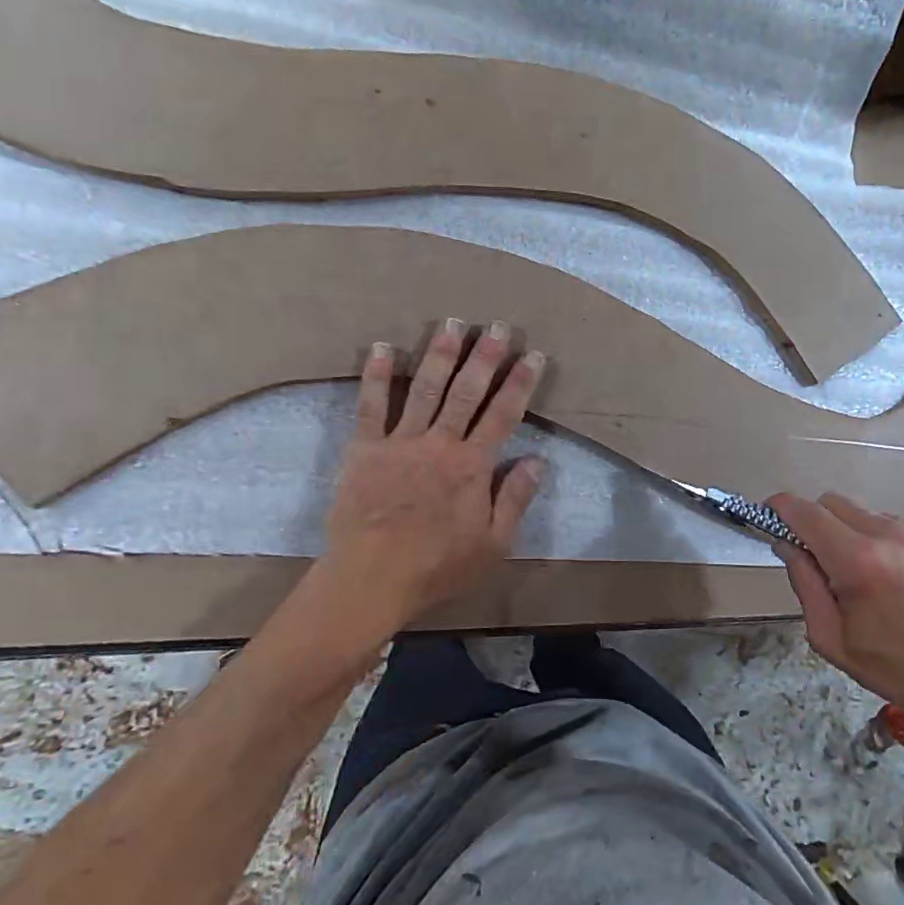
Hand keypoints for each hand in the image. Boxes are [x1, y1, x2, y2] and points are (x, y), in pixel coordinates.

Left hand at [301, 320, 546, 651]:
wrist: (370, 580)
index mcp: (472, 466)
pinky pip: (371, 407)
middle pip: (467, 393)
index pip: (503, 415)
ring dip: (440, 355)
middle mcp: (439, 445)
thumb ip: (515, 498)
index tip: (532, 355)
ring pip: (425, 390)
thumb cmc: (438, 566)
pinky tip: (385, 348)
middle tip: (496, 327)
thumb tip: (539, 460)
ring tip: (453, 323)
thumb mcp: (493, 543)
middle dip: (485, 357)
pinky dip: (378, 376)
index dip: (520, 383)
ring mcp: (399, 443)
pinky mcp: (364, 450)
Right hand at [769, 492, 903, 734]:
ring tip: (879, 585)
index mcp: (859, 561)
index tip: (772, 518)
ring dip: (859, 537)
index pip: (804, 511)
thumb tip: (789, 547)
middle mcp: (892, 532)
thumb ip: (806, 587)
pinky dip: (894, 546)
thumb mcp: (837, 644)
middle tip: (825, 565)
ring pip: (872, 516)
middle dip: (819, 525)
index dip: (780, 509)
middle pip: (835, 503)